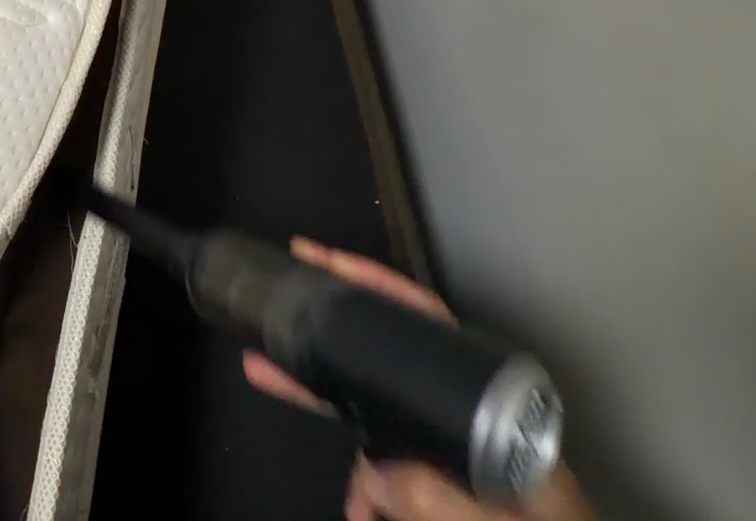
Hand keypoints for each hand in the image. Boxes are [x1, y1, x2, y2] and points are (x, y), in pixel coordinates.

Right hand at [242, 238, 594, 520]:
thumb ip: (439, 498)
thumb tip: (370, 468)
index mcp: (490, 403)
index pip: (428, 322)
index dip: (376, 284)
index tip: (326, 260)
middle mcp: (464, 407)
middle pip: (385, 350)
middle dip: (324, 332)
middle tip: (274, 302)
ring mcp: (448, 438)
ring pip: (373, 408)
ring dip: (323, 405)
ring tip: (265, 376)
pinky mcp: (438, 470)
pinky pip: (385, 459)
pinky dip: (366, 482)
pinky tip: (359, 509)